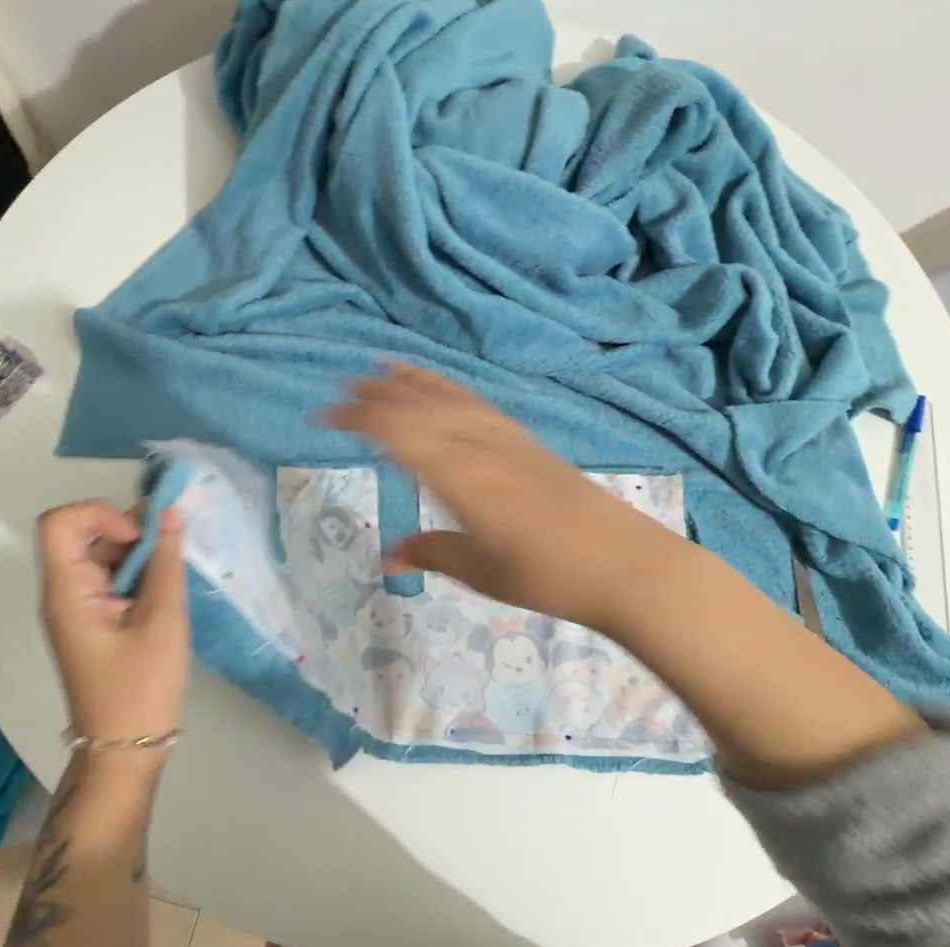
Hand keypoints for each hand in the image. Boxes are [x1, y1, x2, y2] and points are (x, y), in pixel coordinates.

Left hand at [36, 500, 189, 748]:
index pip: (61, 522)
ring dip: (139, 556)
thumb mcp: (163, 621)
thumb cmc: (141, 688)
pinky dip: (138, 577)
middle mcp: (63, 594)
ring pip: (102, 558)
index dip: (99, 514)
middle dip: (129, 533)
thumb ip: (166, 564)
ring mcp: (77, 610)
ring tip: (175, 575)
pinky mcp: (94, 623)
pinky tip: (167, 593)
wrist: (125, 749)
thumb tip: (169, 514)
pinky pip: (110, 583)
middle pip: (84, 537)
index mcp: (66, 591)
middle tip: (172, 549)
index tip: (139, 538)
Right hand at [324, 363, 678, 632]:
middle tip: (343, 388)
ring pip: (450, 400)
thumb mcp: (481, 571)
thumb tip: (386, 557)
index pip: (397, 433)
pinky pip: (479, 404)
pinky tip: (444, 389)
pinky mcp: (528, 442)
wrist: (623, 562)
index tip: (326, 416)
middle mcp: (478, 447)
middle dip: (378, 395)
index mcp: (459, 477)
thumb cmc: (546, 575)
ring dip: (413, 383)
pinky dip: (452, 390)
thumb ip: (431, 554)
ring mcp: (507, 440)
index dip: (358, 419)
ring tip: (384, 368)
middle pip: (420, 408)